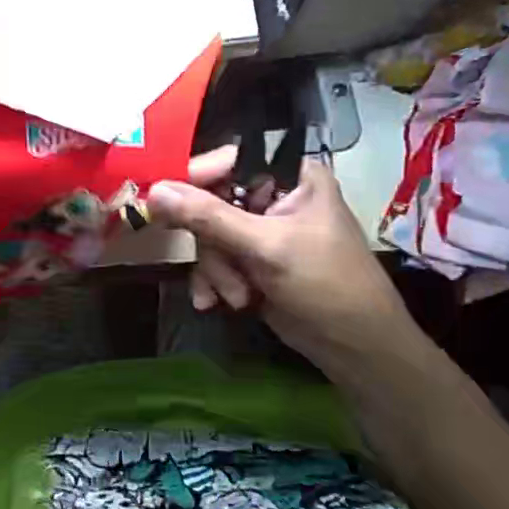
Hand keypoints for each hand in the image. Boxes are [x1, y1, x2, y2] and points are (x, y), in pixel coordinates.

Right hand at [148, 147, 419, 362]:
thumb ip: (209, 217)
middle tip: (224, 272)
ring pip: (208, 236)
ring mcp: (259, 230)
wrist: (354, 348)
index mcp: (290, 175)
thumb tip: (154, 191)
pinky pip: (213, 260)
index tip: (162, 204)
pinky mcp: (250, 260)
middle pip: (210, 203)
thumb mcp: (266, 247)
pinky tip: (217, 304)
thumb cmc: (326, 284)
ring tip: (238, 298)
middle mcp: (272, 196)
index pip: (226, 161)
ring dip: (216, 271)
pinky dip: (213, 282)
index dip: (194, 181)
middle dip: (213, 246)